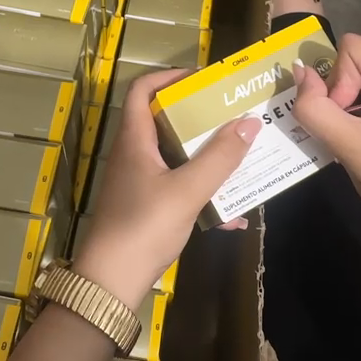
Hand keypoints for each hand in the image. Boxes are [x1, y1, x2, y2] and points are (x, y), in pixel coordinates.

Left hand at [70, 69, 258, 308]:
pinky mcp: (146, 209)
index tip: (202, 79)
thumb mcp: (187, 190)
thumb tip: (250, 122)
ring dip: (207, 159)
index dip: (169, 77)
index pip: (142, 90)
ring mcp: (139, 183)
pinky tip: (233, 218)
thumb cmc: (144, 226)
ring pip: (176, 158)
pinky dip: (203, 197)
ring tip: (241, 158)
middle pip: (165, 122)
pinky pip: (179, 190)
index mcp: (135, 140)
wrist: (110, 283)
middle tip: (232, 117)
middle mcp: (134, 155)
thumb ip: (220, 158)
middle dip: (200, 119)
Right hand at [292, 34, 360, 258]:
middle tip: (343, 133)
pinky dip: (358, 116)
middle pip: (359, 63)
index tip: (342, 121)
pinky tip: (360, 142)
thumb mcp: (351, 147)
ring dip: (348, 108)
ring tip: (351, 140)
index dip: (338, 81)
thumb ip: (316, 108)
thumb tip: (297, 71)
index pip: (355, 50)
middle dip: (341, 95)